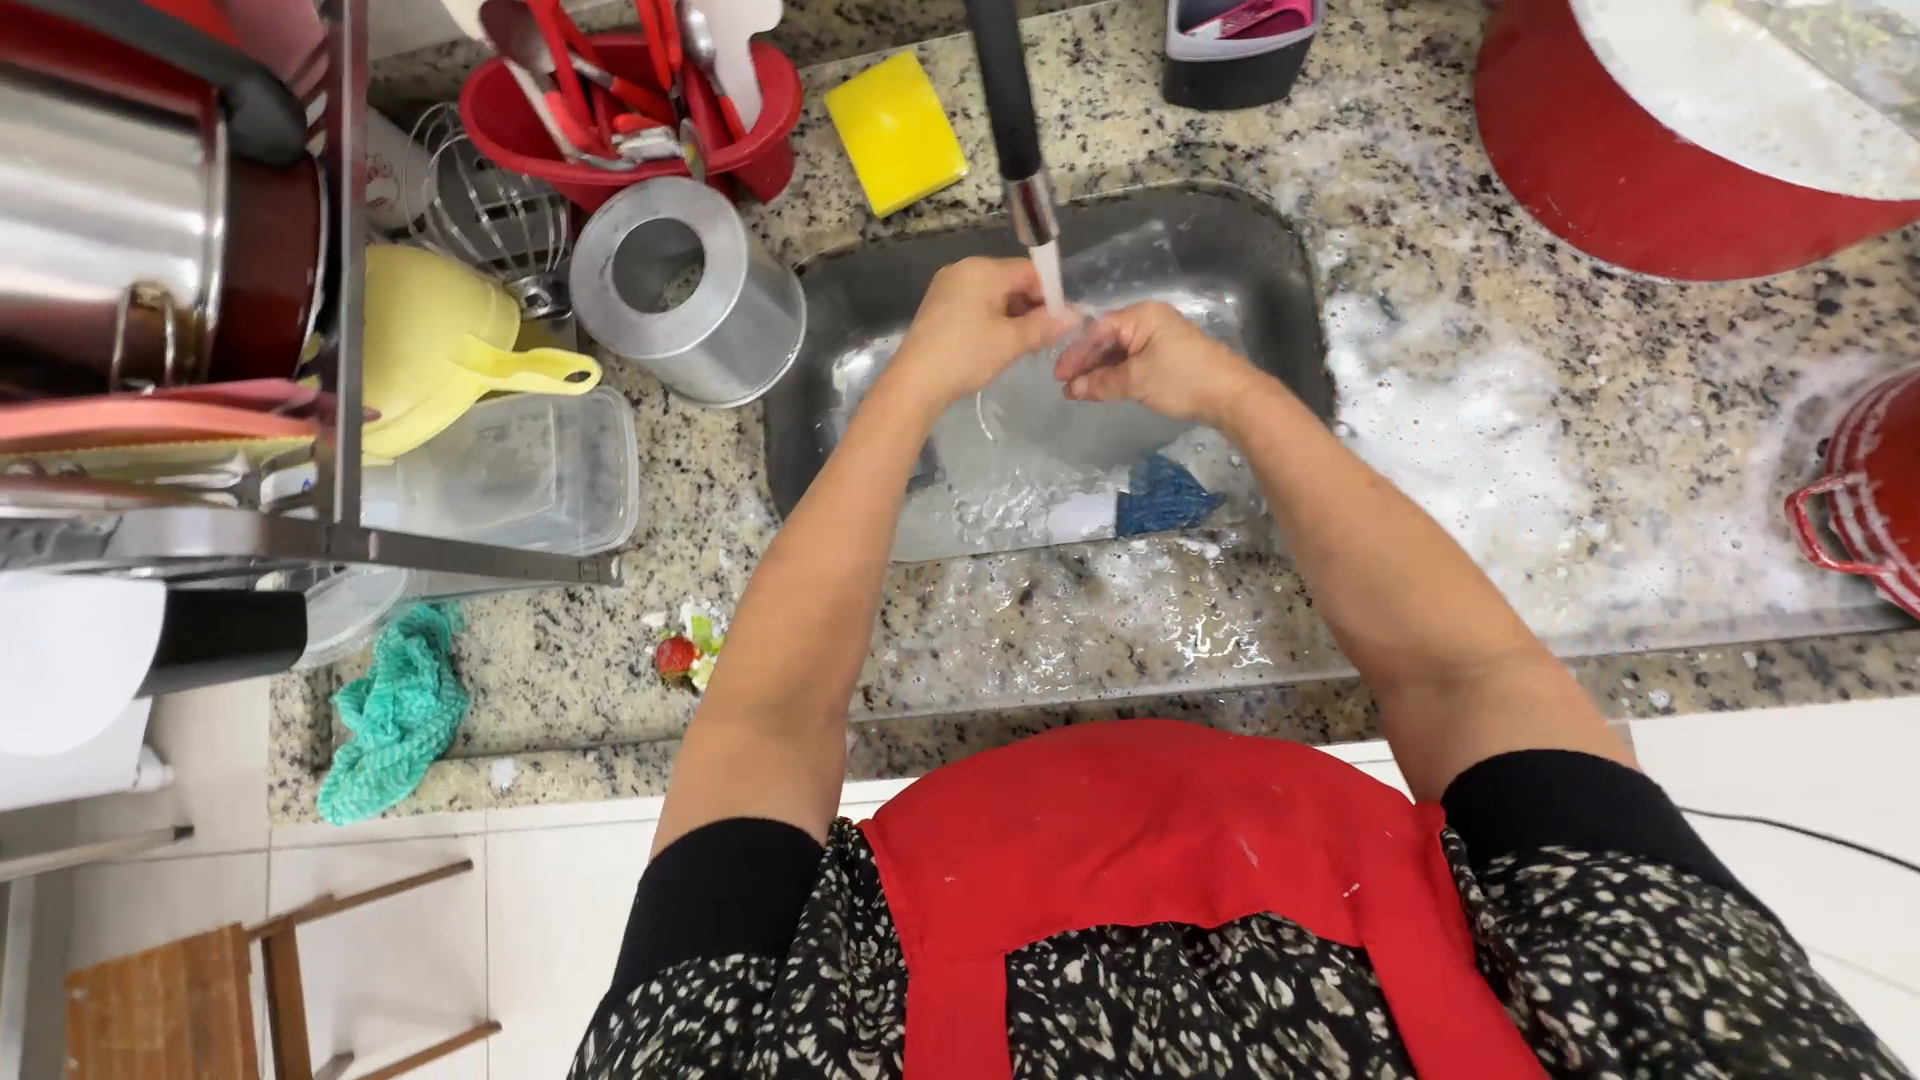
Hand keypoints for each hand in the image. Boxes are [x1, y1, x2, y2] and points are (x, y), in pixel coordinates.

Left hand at [878, 257, 1075, 414]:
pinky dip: (991, 320)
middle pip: (1011, 280)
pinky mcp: (937, 307)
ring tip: (1021, 346)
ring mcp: (947, 287)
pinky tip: (995, 345)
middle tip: (1042, 338)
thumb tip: (1074, 315)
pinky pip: (975, 305)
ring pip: (993, 295)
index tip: (1060, 322)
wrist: (914, 382)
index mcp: (983, 269)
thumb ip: (1045, 325)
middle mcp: (963, 269)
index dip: (1050, 294)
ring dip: (1012, 316)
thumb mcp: (1011, 342)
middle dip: (1031, 307)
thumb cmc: (966, 356)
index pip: (1030, 270)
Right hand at [1056, 300, 1264, 427]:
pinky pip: (1132, 360)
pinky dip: (1116, 374)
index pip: (1097, 329)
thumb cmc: (1181, 380)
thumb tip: (1072, 389)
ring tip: (1079, 390)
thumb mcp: (1136, 382)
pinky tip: (1103, 387)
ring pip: (1119, 351)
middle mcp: (1149, 320)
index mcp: (1141, 315)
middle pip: (1107, 338)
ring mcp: (1159, 337)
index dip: (1075, 353)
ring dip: (1099, 371)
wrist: (1230, 395)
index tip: (1058, 376)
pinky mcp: (1167, 354)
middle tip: (1065, 385)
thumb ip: (1101, 383)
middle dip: (1085, 363)